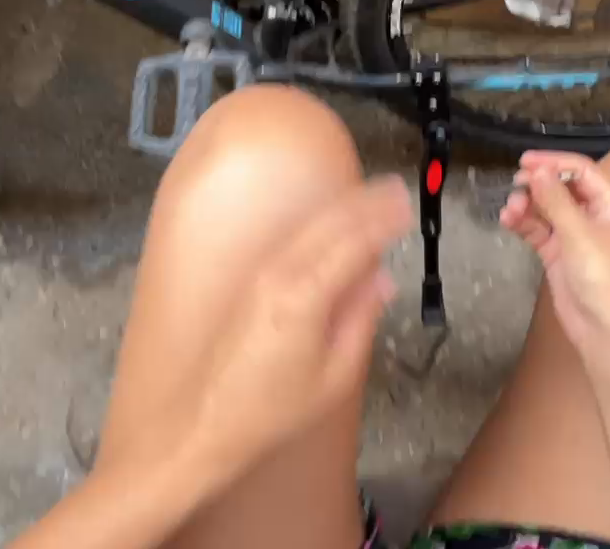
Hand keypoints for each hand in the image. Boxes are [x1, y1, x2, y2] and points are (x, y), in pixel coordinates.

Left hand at [185, 178, 410, 472]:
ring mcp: (263, 272)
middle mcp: (282, 273)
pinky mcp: (253, 278)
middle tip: (397, 189)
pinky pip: (297, 236)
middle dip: (367, 202)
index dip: (382, 220)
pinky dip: (323, 221)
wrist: (204, 421)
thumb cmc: (272, 409)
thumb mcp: (334, 377)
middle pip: (331, 222)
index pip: (353, 243)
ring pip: (311, 224)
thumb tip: (382, 281)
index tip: (405, 204)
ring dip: (345, 205)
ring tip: (374, 196)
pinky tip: (336, 220)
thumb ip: (361, 321)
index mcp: (305, 296)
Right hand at [501, 152, 609, 366]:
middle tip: (514, 185)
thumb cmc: (605, 281)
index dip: (554, 162)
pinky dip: (524, 223)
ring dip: (527, 204)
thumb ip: (556, 200)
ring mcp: (577, 235)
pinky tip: (508, 221)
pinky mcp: (560, 253)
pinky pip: (539, 228)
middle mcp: (596, 215)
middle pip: (562, 187)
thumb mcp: (580, 236)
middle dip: (537, 184)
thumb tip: (537, 170)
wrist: (606, 335)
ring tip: (510, 210)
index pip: (582, 171)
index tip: (525, 162)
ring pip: (547, 207)